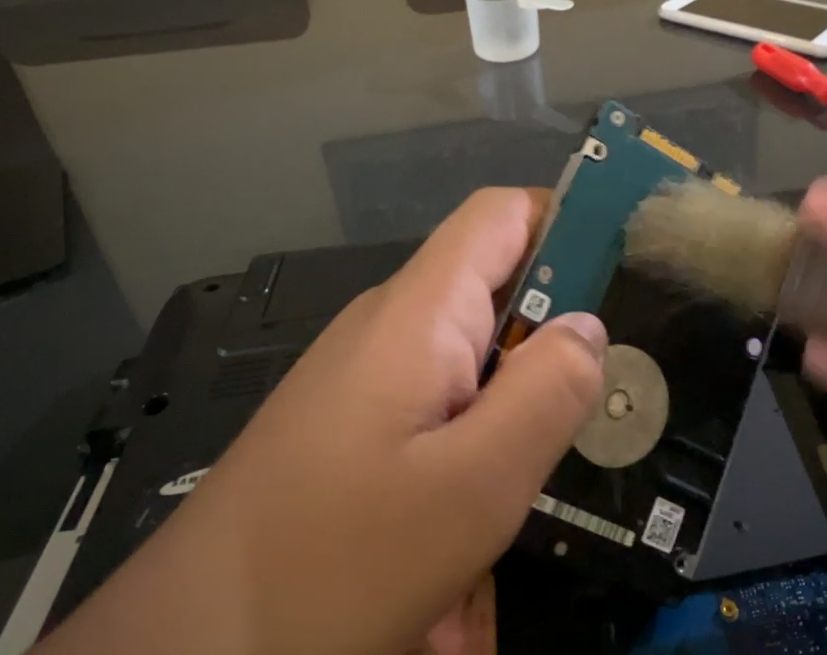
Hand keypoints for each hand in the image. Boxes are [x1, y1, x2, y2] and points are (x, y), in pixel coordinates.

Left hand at [39, 188, 605, 654]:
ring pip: (476, 355)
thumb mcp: (469, 488)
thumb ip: (544, 396)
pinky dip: (486, 436)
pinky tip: (504, 499)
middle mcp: (391, 329)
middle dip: (563, 324)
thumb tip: (589, 327)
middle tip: (628, 376)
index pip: (502, 215)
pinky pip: (443, 406)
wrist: (191, 647)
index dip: (570, 219)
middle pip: (496, 287)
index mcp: (418, 314)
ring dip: (527, 394)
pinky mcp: (357, 430)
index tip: (635, 263)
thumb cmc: (334, 560)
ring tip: (580, 446)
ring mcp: (369, 381)